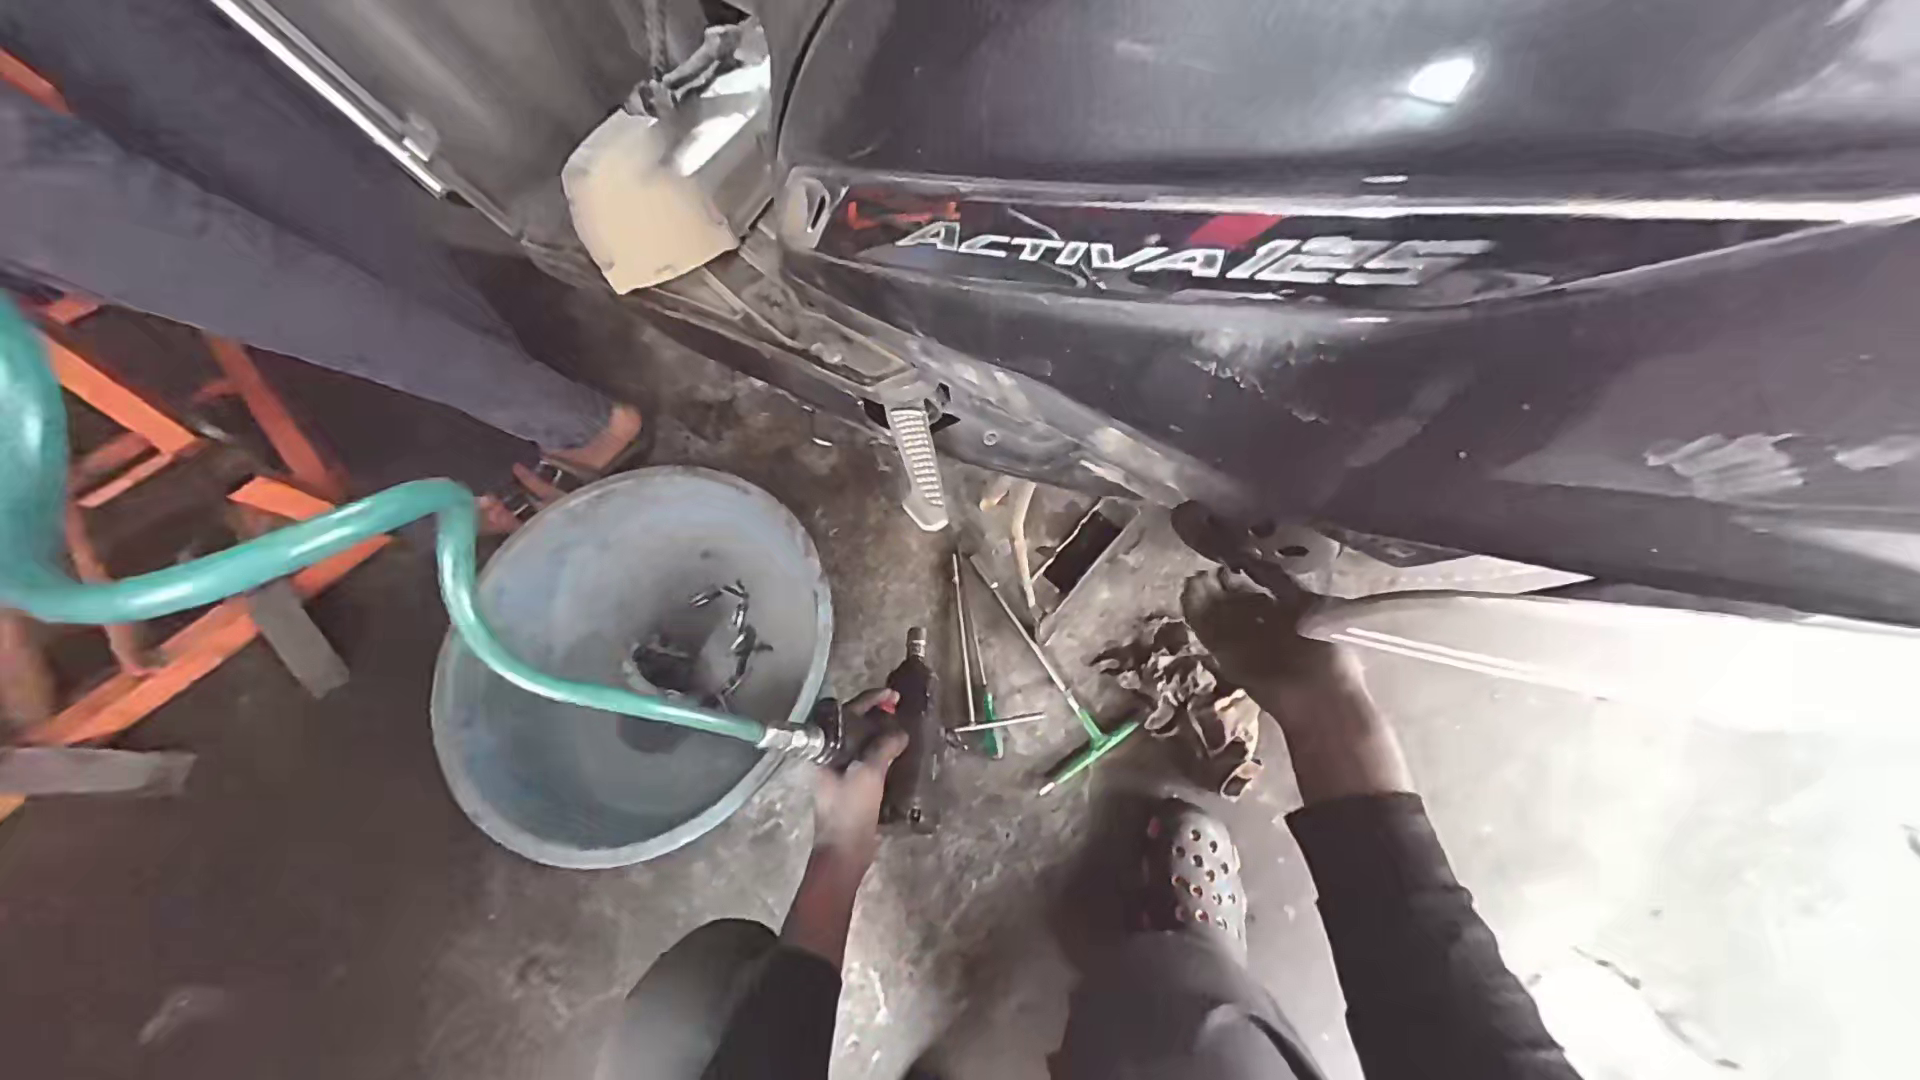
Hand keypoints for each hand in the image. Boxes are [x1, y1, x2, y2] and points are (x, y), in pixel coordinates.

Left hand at [808, 688, 908, 871]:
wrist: (845, 851)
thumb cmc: (850, 809)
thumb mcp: (868, 773)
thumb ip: (884, 747)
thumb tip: (900, 733)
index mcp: (826, 748)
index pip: (846, 713)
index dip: (869, 700)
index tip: (891, 694)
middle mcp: (830, 755)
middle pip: (853, 725)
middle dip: (876, 712)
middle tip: (897, 706)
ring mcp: (841, 770)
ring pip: (862, 741)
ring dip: (881, 731)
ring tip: (901, 725)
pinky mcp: (852, 784)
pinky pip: (868, 756)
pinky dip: (883, 748)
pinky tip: (898, 749)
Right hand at [1181, 567, 1412, 801]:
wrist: (1318, 696)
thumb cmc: (1327, 649)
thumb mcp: (1313, 605)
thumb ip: (1283, 585)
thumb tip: (1258, 566)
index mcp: (1291, 619)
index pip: (1261, 595)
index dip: (1247, 577)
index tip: (1234, 563)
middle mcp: (1265, 632)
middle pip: (1237, 604)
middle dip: (1222, 587)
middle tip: (1209, 571)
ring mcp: (1244, 646)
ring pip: (1219, 616)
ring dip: (1205, 597)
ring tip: (1194, 578)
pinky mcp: (1227, 660)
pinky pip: (1208, 632)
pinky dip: (1196, 613)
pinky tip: (1188, 592)